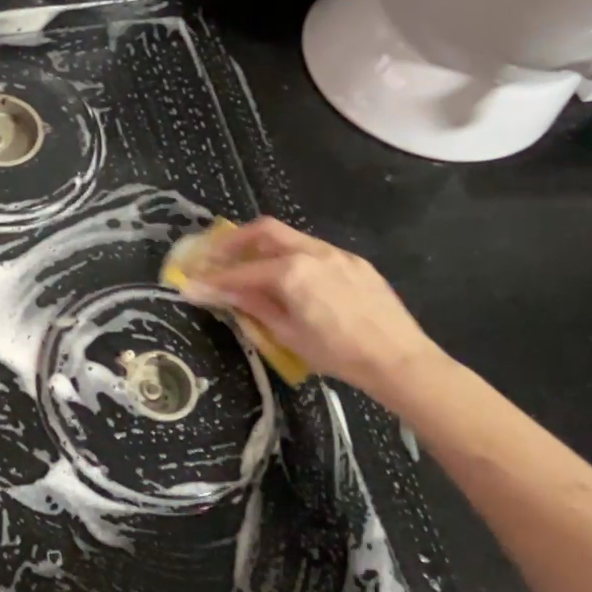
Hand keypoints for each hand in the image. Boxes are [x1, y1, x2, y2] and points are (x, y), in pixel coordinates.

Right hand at [184, 217, 446, 396]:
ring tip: (247, 267)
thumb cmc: (338, 353)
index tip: (190, 282)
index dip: (213, 278)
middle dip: (234, 242)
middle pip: (264, 231)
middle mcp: (313, 253)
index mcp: (293, 272)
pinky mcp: (354, 262)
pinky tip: (287, 278)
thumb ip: (250, 305)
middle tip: (214, 256)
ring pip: (290, 238)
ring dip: (263, 248)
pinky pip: (313, 250)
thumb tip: (212, 293)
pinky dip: (290, 256)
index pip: (241, 271)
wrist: (400, 360)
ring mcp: (337, 255)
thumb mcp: (287, 333)